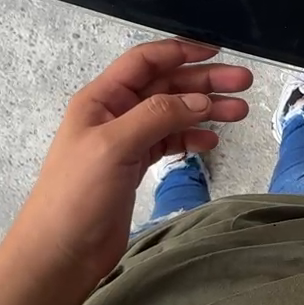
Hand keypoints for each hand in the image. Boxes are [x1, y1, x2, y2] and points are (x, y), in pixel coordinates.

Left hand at [5, 39, 251, 283]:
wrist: (60, 253)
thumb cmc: (76, 196)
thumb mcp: (114, 145)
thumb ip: (157, 116)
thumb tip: (200, 99)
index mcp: (101, 99)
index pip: (145, 62)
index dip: (180, 52)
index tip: (216, 51)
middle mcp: (114, 114)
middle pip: (165, 86)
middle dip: (204, 82)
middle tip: (243, 83)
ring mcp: (125, 142)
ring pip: (172, 115)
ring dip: (205, 110)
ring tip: (239, 111)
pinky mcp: (134, 167)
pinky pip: (168, 142)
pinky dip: (191, 138)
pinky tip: (210, 140)